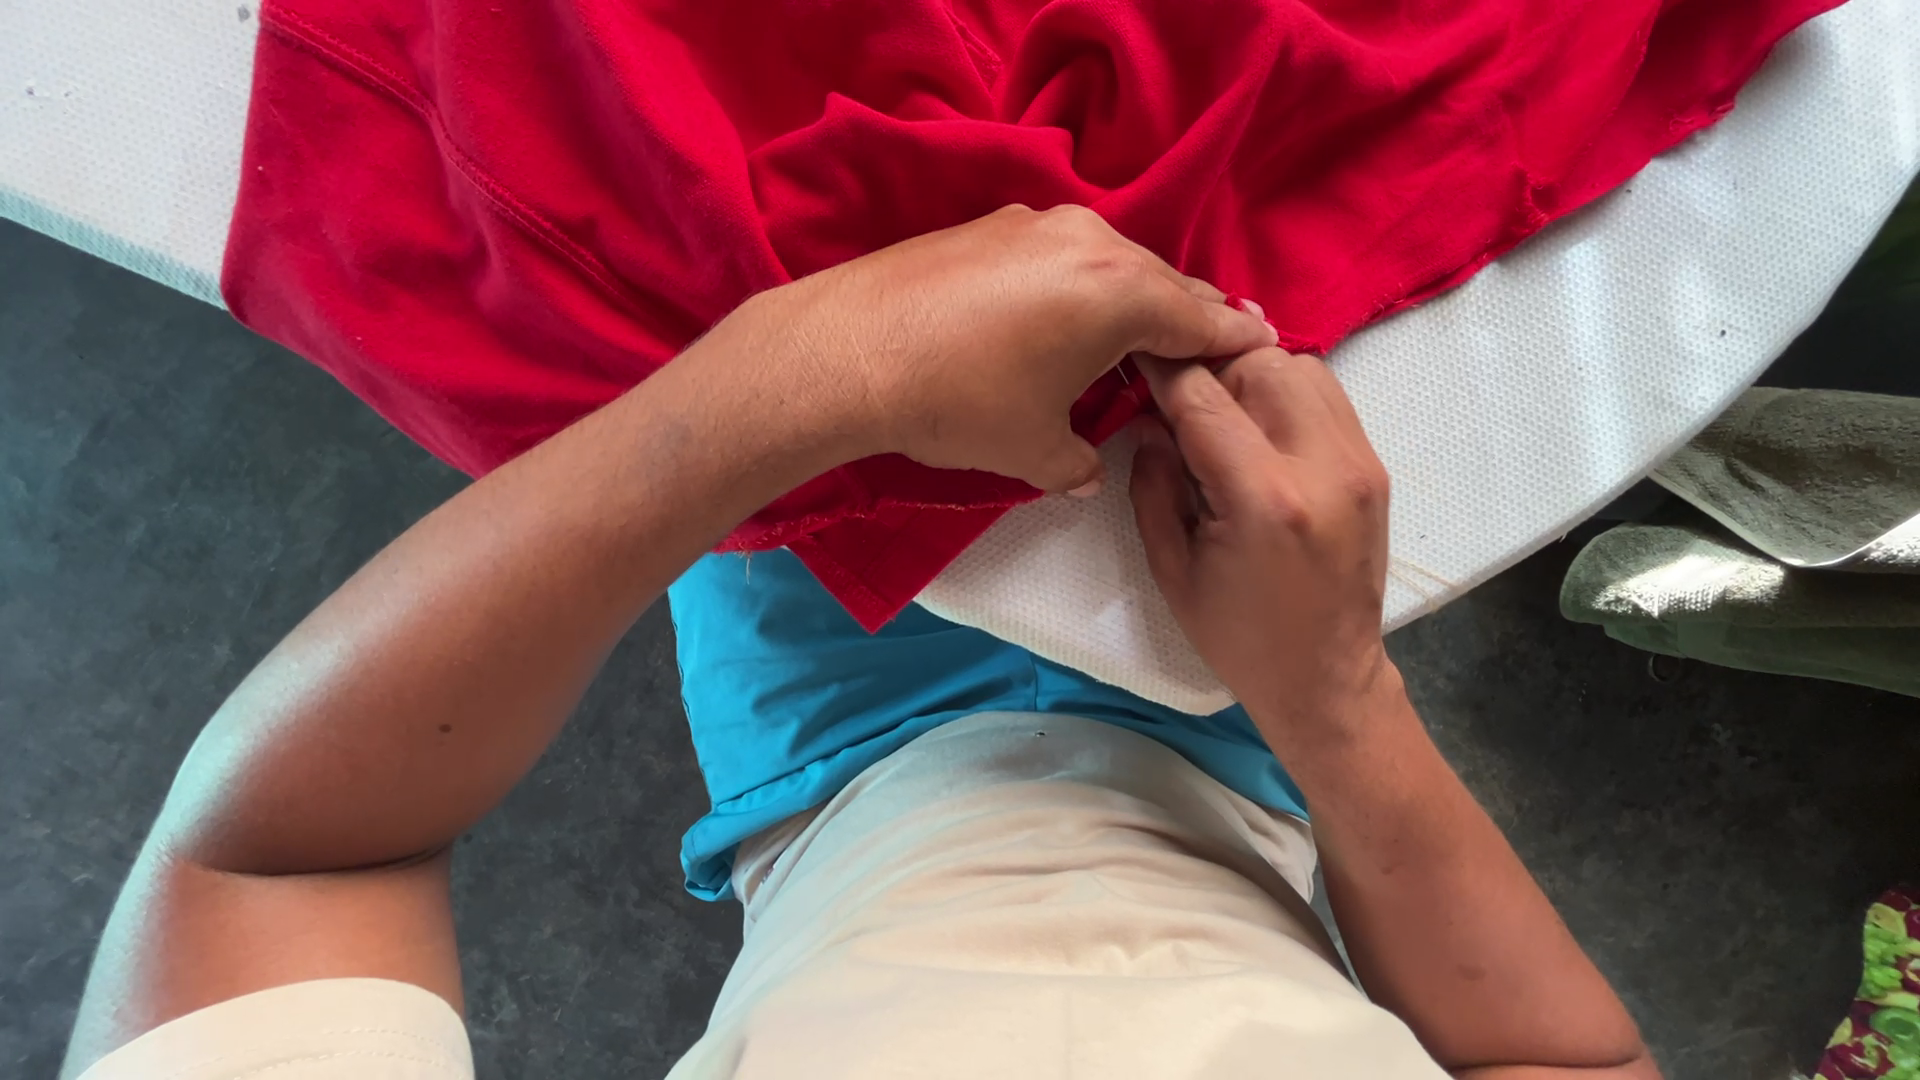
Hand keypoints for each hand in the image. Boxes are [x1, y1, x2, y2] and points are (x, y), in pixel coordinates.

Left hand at [729, 205, 1276, 492]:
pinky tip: (1063, 316)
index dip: (1233, 341)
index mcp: (1120, 293)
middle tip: (1208, 346)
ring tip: (1139, 335)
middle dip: (1185, 318)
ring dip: (1130, 300)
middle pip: (1160, 282)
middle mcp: (1089, 241)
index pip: (1199, 319)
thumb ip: (1077, 463)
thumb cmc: (959, 405)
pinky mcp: (992, 225)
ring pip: (1109, 263)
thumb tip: (1088, 473)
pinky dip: (1079, 286)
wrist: (850, 352)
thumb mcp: (1032, 450)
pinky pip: (1061, 255)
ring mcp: (1036, 224)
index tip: (1262, 348)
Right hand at [1131, 349, 1395, 746]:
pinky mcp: (1374, 466)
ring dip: (1249, 378)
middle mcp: (1322, 465)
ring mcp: (1359, 462)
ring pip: (1300, 367)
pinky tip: (1257, 430)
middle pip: (1258, 364)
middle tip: (1179, 407)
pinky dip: (1284, 395)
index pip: (1203, 398)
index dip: (1162, 371)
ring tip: (1221, 418)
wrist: (1325, 676)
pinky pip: (1326, 395)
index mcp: (1263, 498)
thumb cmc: (1236, 635)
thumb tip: (1149, 420)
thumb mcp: (1171, 566)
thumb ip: (1153, 483)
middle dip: (1209, 372)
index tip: (1134, 356)